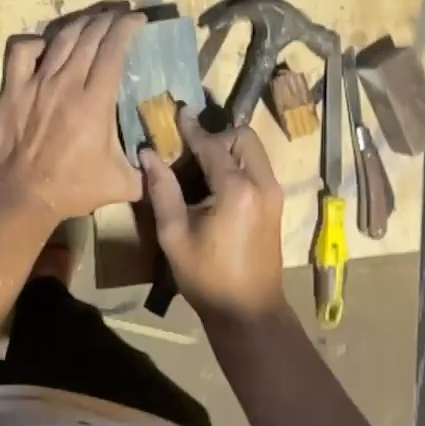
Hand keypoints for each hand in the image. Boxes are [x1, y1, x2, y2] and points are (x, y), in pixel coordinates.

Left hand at [0, 8, 146, 222]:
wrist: (22, 195)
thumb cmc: (73, 188)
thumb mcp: (121, 185)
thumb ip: (148, 173)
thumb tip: (165, 162)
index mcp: (95, 101)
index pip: (114, 49)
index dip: (127, 28)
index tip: (138, 19)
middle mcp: (68, 83)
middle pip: (90, 36)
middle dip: (109, 19)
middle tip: (120, 15)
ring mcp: (38, 82)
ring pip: (62, 38)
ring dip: (81, 24)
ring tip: (94, 19)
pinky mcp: (15, 87)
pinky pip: (23, 51)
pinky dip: (37, 42)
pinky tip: (48, 45)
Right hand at [141, 109, 287, 325]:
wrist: (249, 313)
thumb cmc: (207, 278)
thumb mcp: (175, 236)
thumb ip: (163, 190)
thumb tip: (148, 154)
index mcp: (236, 190)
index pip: (213, 145)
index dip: (192, 129)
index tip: (178, 113)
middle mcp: (262, 184)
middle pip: (243, 137)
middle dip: (218, 136)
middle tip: (192, 151)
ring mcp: (274, 193)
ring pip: (254, 150)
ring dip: (230, 148)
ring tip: (202, 166)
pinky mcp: (276, 203)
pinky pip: (258, 166)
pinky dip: (240, 163)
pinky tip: (217, 183)